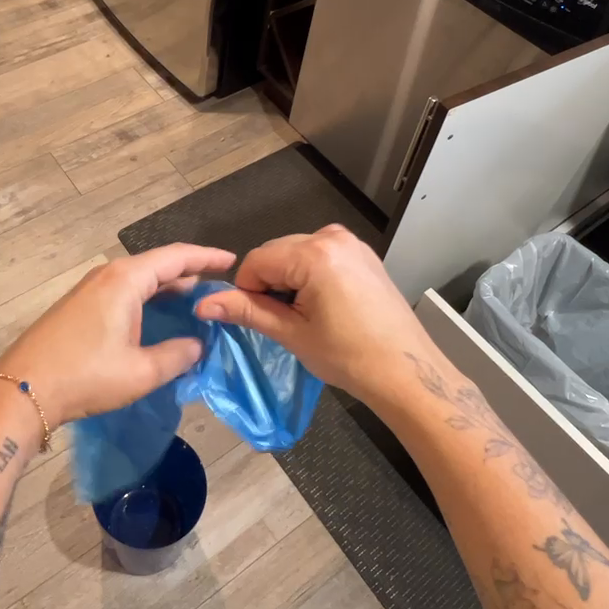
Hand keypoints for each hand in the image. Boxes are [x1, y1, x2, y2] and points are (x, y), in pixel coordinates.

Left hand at [0, 243, 235, 425]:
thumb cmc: (85, 376)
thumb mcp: (140, 372)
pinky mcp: (81, 304)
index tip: (233, 261)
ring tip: (196, 301)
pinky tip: (159, 316)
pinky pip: (125, 290)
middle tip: (220, 286)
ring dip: (168, 287)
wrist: (21, 390)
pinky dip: (149, 297)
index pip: (176, 257)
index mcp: (126, 279)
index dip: (207, 257)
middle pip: (158, 264)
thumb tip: (198, 344)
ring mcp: (91, 288)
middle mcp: (109, 274)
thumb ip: (176, 356)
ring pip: (140, 278)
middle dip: (191, 273)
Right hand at [193, 225, 435, 401]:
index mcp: (314, 253)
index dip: (247, 290)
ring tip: (305, 315)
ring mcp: (350, 243)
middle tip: (283, 321)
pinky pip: (319, 254)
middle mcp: (332, 237)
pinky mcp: (362, 253)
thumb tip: (203, 304)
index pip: (257, 260)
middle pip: (276, 252)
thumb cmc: (348, 357)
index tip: (258, 319)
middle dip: (270, 283)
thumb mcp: (292, 334)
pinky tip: (323, 305)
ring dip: (289, 279)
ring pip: (296, 253)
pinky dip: (310, 274)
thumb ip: (247, 311)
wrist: (406, 371)